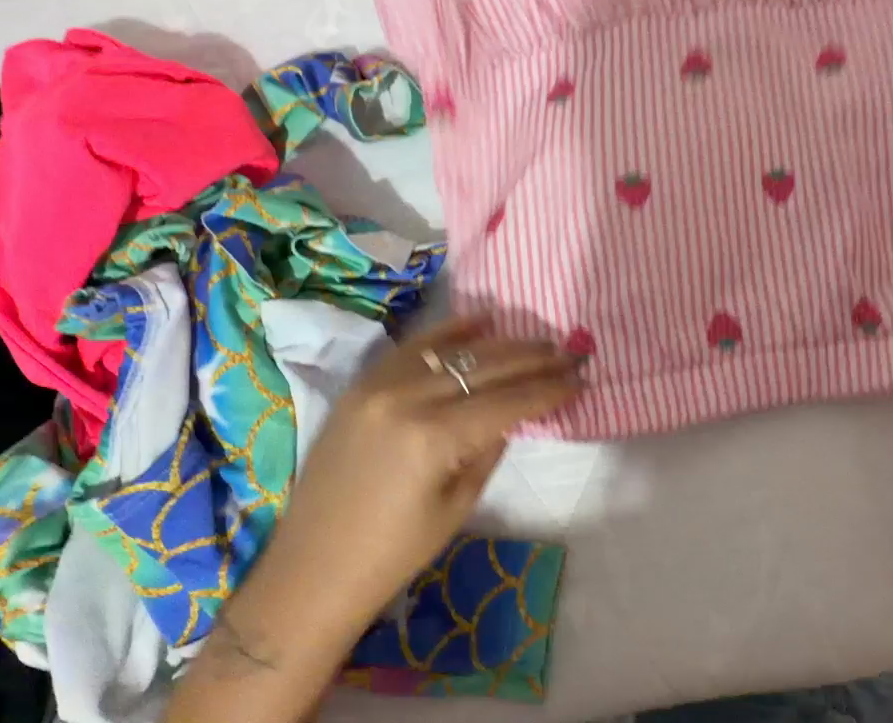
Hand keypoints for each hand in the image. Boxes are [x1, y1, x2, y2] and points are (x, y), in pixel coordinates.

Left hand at [168, 315, 579, 722]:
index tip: (581, 378)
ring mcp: (379, 386)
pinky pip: (412, 347)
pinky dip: (448, 332)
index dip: (550, 388)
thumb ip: (490, 447)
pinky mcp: (360, 386)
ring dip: (501, 344)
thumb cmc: (393, 554)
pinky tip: (480, 322)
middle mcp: (408, 398)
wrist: (311, 570)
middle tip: (570, 353)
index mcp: (435, 437)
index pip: (510, 400)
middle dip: (534, 359)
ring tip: (538, 341)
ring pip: (454, 350)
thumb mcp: (458, 504)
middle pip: (486, 366)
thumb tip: (519, 409)